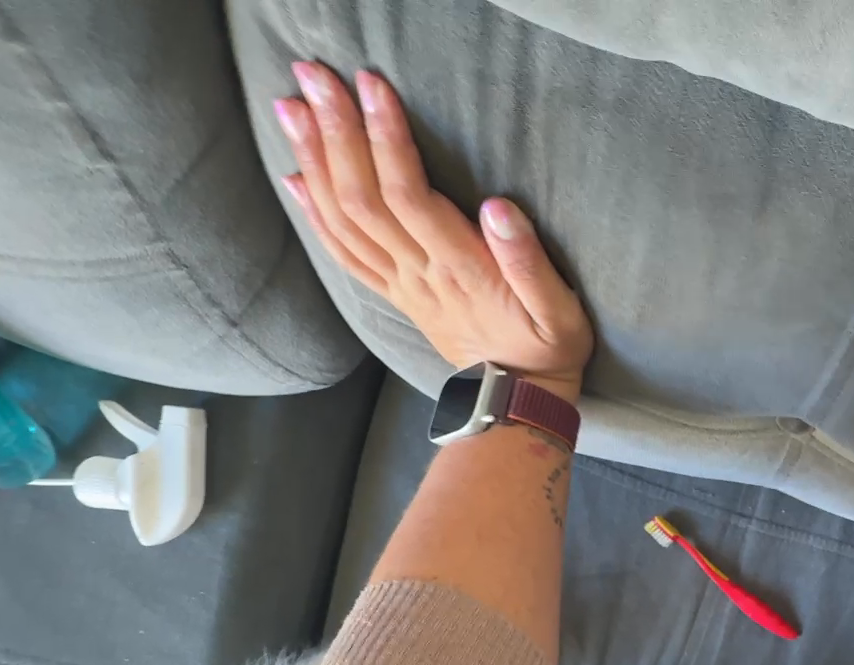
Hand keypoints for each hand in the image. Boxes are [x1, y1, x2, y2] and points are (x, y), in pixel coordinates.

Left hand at [274, 62, 591, 400]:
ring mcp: (405, 288)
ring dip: (316, 161)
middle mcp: (423, 275)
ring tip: (292, 107)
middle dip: (337, 133)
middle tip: (312, 74)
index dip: (387, 139)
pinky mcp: (400, 297)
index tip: (372, 85)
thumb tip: (499, 207)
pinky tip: (296, 178)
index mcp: (463, 271)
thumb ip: (530, 263)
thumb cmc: (549, 351)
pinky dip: (315, 215)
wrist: (522, 401)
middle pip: (365, 199)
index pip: (411, 196)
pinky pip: (345, 255)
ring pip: (346, 221)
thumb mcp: (561, 312)